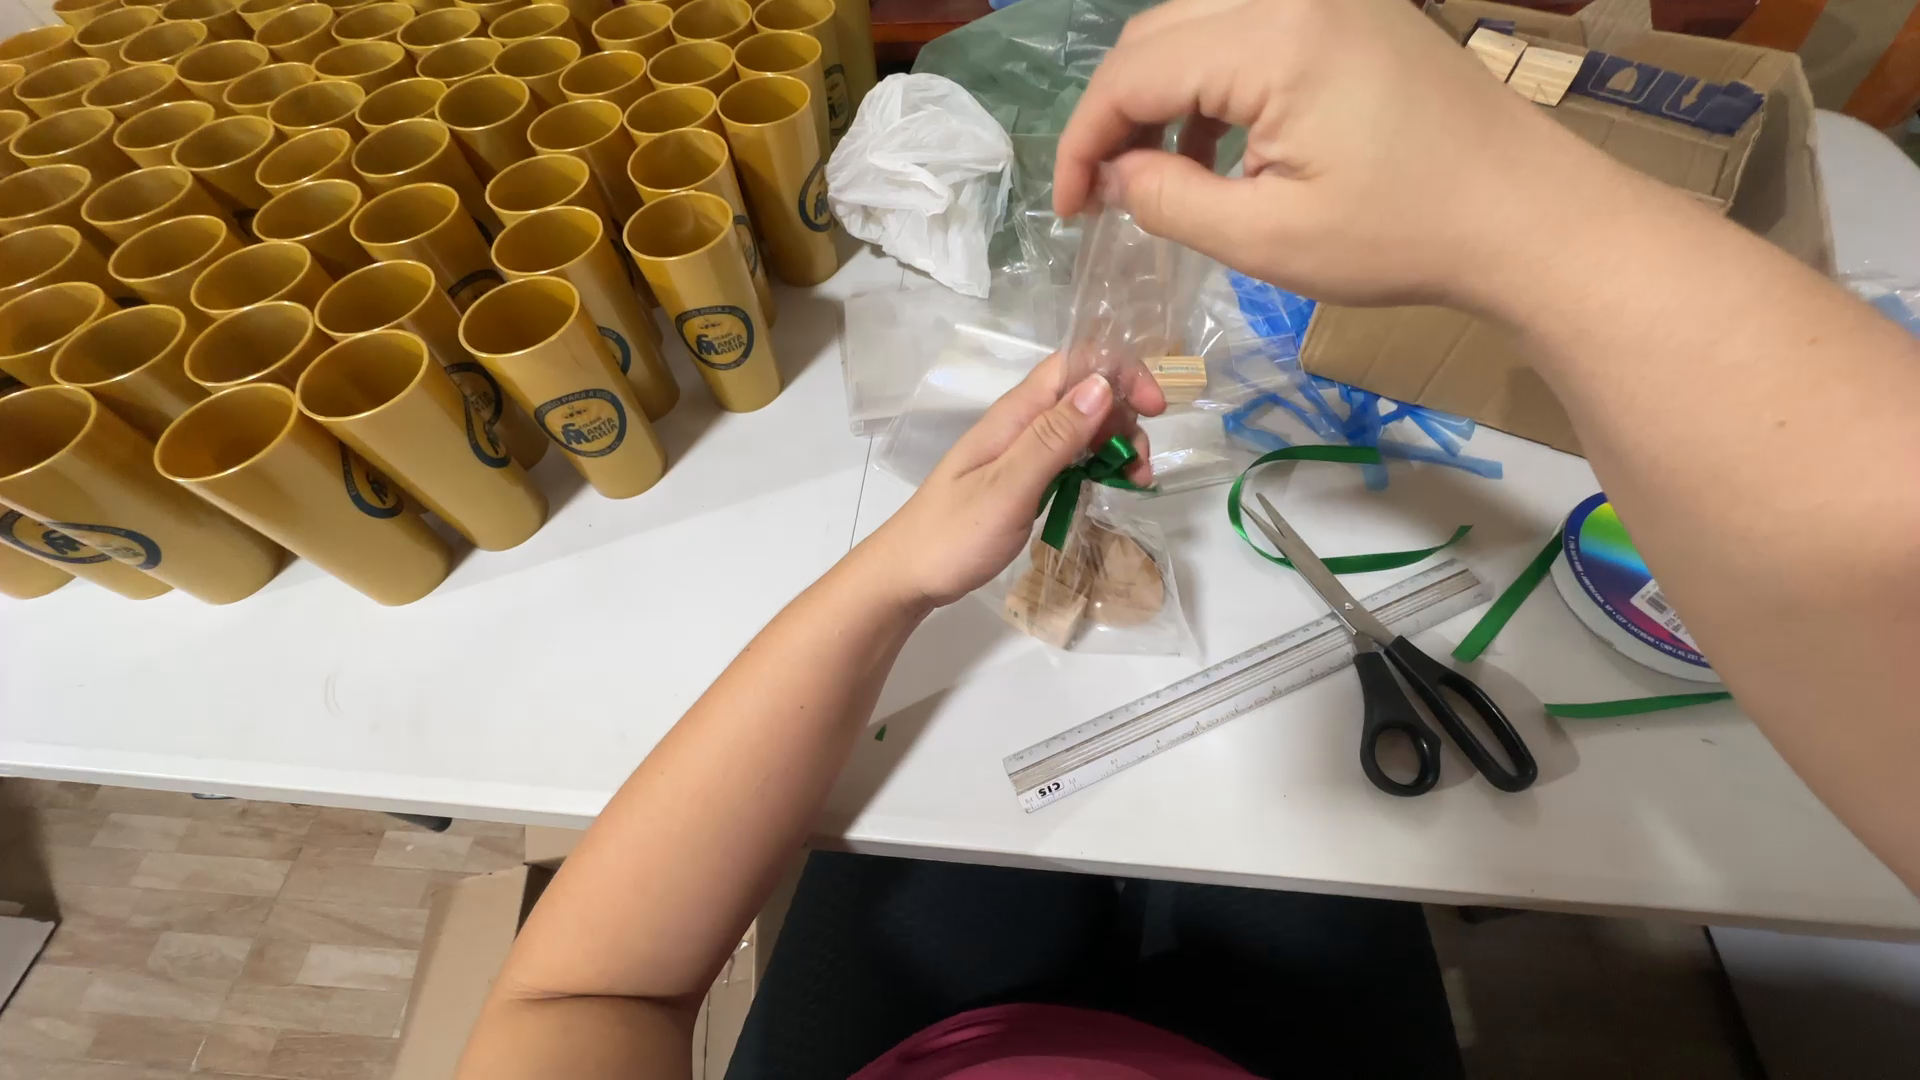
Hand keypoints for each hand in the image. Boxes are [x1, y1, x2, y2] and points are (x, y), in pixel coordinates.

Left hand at [862, 353, 1163, 609]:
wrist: (909, 574)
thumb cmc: (954, 534)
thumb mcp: (1008, 487)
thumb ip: (1053, 438)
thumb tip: (1102, 386)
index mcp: (1015, 416)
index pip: (1075, 365)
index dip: (1120, 373)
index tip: (1155, 409)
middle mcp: (1020, 425)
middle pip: (1086, 395)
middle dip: (1126, 418)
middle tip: (1141, 466)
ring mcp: (1021, 453)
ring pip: (1082, 429)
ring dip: (1116, 445)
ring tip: (1133, 483)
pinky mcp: (1023, 480)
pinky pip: (1069, 459)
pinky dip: (1096, 467)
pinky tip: (1110, 487)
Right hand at [1053, 0, 1584, 309]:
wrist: (1522, 216)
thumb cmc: (1396, 238)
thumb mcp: (1263, 238)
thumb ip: (1168, 200)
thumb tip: (1111, 177)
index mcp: (1276, 38)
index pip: (1133, 71)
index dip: (1082, 141)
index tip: (1069, 209)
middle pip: (1155, 34)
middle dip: (1110, 115)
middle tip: (1099, 192)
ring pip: (1193, 28)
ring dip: (1153, 100)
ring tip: (1147, 175)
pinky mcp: (1345, 15)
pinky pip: (1242, 35)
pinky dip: (1203, 89)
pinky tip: (1208, 148)